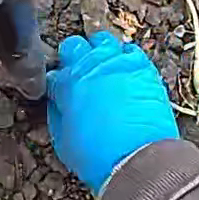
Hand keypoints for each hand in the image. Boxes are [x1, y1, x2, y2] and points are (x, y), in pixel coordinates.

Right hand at [48, 31, 179, 192]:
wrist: (137, 159)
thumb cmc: (99, 156)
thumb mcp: (63, 141)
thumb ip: (58, 113)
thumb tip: (58, 102)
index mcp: (67, 84)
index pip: (54, 71)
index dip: (56, 79)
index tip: (61, 87)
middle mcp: (91, 67)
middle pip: (76, 45)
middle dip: (75, 55)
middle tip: (80, 72)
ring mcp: (119, 64)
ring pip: (105, 40)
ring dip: (101, 51)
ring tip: (103, 67)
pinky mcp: (144, 68)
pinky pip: (132, 52)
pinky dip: (126, 58)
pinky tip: (126, 71)